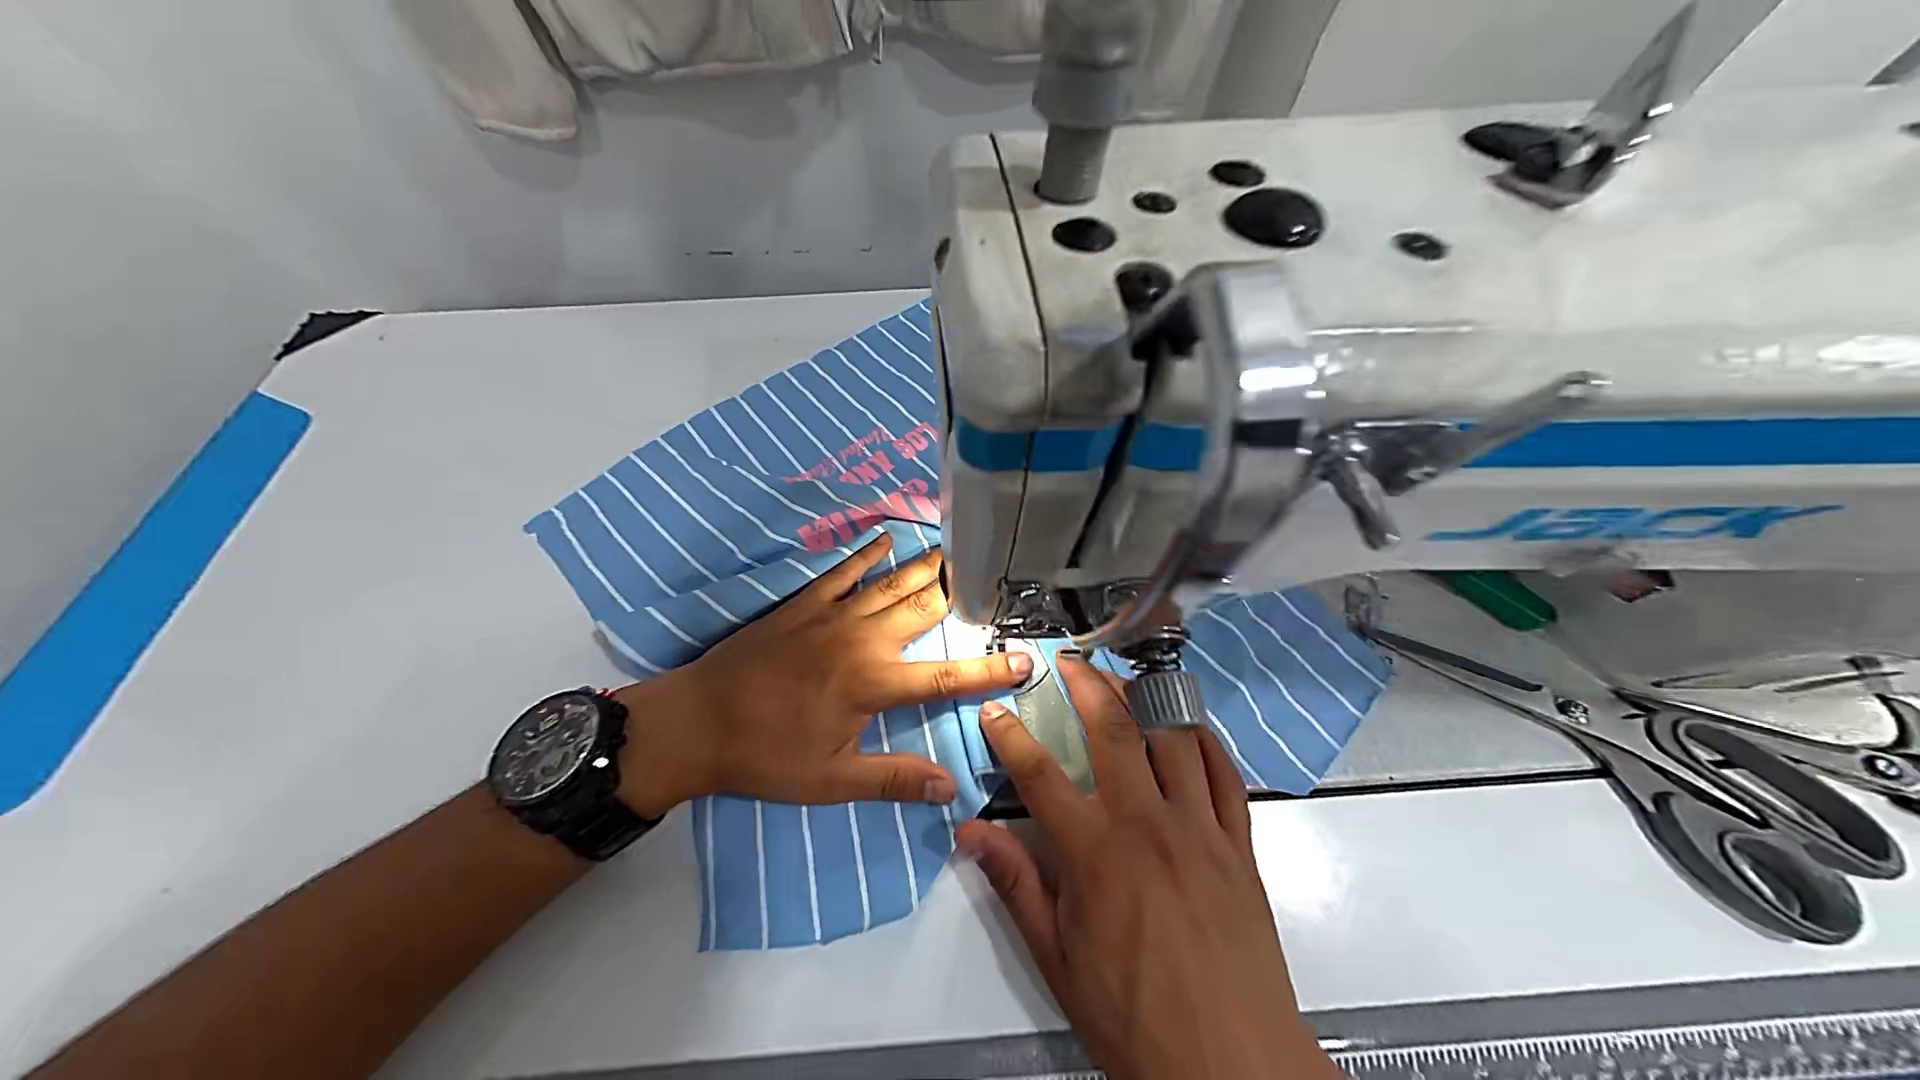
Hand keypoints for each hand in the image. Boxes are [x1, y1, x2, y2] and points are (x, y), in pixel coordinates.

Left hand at [612, 532, 1031, 816]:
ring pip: (890, 584)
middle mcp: (862, 640)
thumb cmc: (766, 756)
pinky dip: (866, 554)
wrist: (698, 723)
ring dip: (924, 568)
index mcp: (873, 684)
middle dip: (959, 597)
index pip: (945, 676)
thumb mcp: (831, 781)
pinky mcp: (802, 605)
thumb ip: (893, 780)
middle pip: (923, 611)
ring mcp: (831, 616)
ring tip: (953, 550)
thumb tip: (951, 787)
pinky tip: (885, 538)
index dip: (988, 670)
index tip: (1024, 659)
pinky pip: (841, 572)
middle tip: (990, 579)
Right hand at [955, 655, 1339, 1079]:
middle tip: (1070, 663)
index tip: (995, 714)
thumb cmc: (1138, 1019)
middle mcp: (1148, 827)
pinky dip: (1206, 743)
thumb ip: (1017, 885)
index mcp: (1096, 855)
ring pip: (1174, 739)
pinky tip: (1191, 730)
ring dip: (1147, 699)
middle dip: (1087, 686)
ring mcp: (1201, 830)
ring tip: (1126, 679)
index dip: (1010, 737)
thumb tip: (972, 837)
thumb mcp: (1058, 959)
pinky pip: (1226, 775)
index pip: (1040, 775)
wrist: (1232, 1066)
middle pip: (1114, 731)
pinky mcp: (1241, 846)